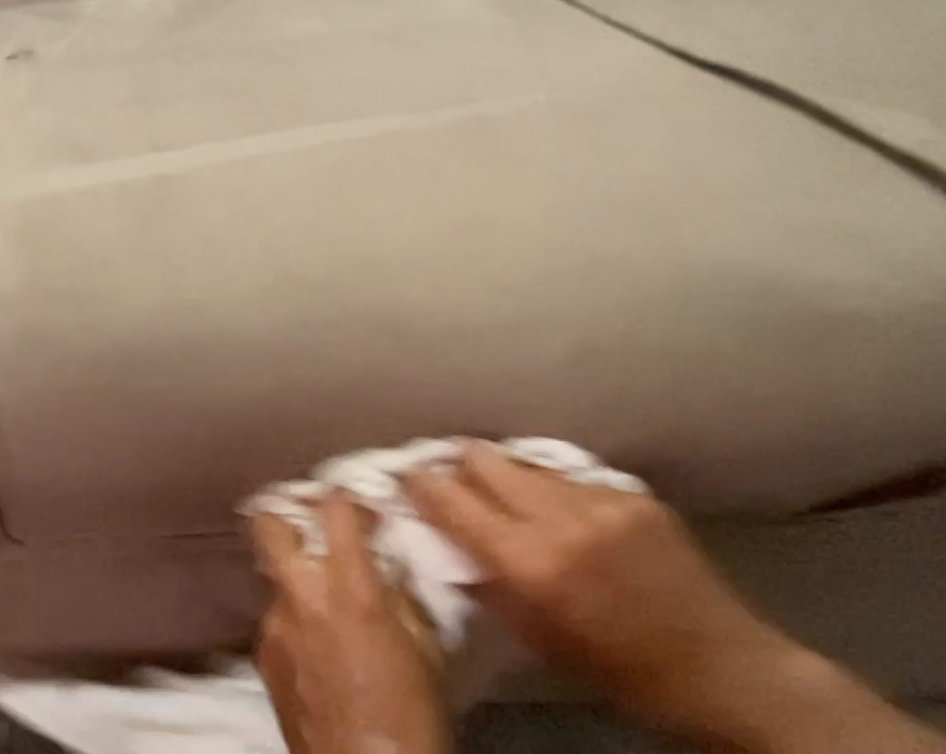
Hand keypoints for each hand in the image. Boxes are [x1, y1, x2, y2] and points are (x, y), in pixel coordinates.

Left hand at [251, 494, 450, 753]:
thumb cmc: (412, 716)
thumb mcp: (426, 650)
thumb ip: (398, 596)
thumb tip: (382, 566)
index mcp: (350, 589)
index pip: (334, 510)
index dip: (345, 499)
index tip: (357, 507)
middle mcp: (302, 595)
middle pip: (268, 524)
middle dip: (285, 516)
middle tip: (310, 529)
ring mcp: (274, 623)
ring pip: (275, 576)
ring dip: (297, 580)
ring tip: (326, 607)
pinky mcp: (262, 653)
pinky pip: (277, 619)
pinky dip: (295, 621)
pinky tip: (318, 649)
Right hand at [401, 442, 803, 734]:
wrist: (724, 671)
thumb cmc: (614, 666)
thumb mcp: (532, 632)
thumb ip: (484, 576)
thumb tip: (442, 536)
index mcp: (527, 561)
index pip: (448, 496)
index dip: (418, 482)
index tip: (405, 479)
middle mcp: (558, 519)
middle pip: (480, 457)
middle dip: (458, 465)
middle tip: (452, 480)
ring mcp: (599, 501)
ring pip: (523, 461)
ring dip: (506, 474)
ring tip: (506, 493)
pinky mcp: (632, 495)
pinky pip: (569, 476)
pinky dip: (553, 488)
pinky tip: (563, 512)